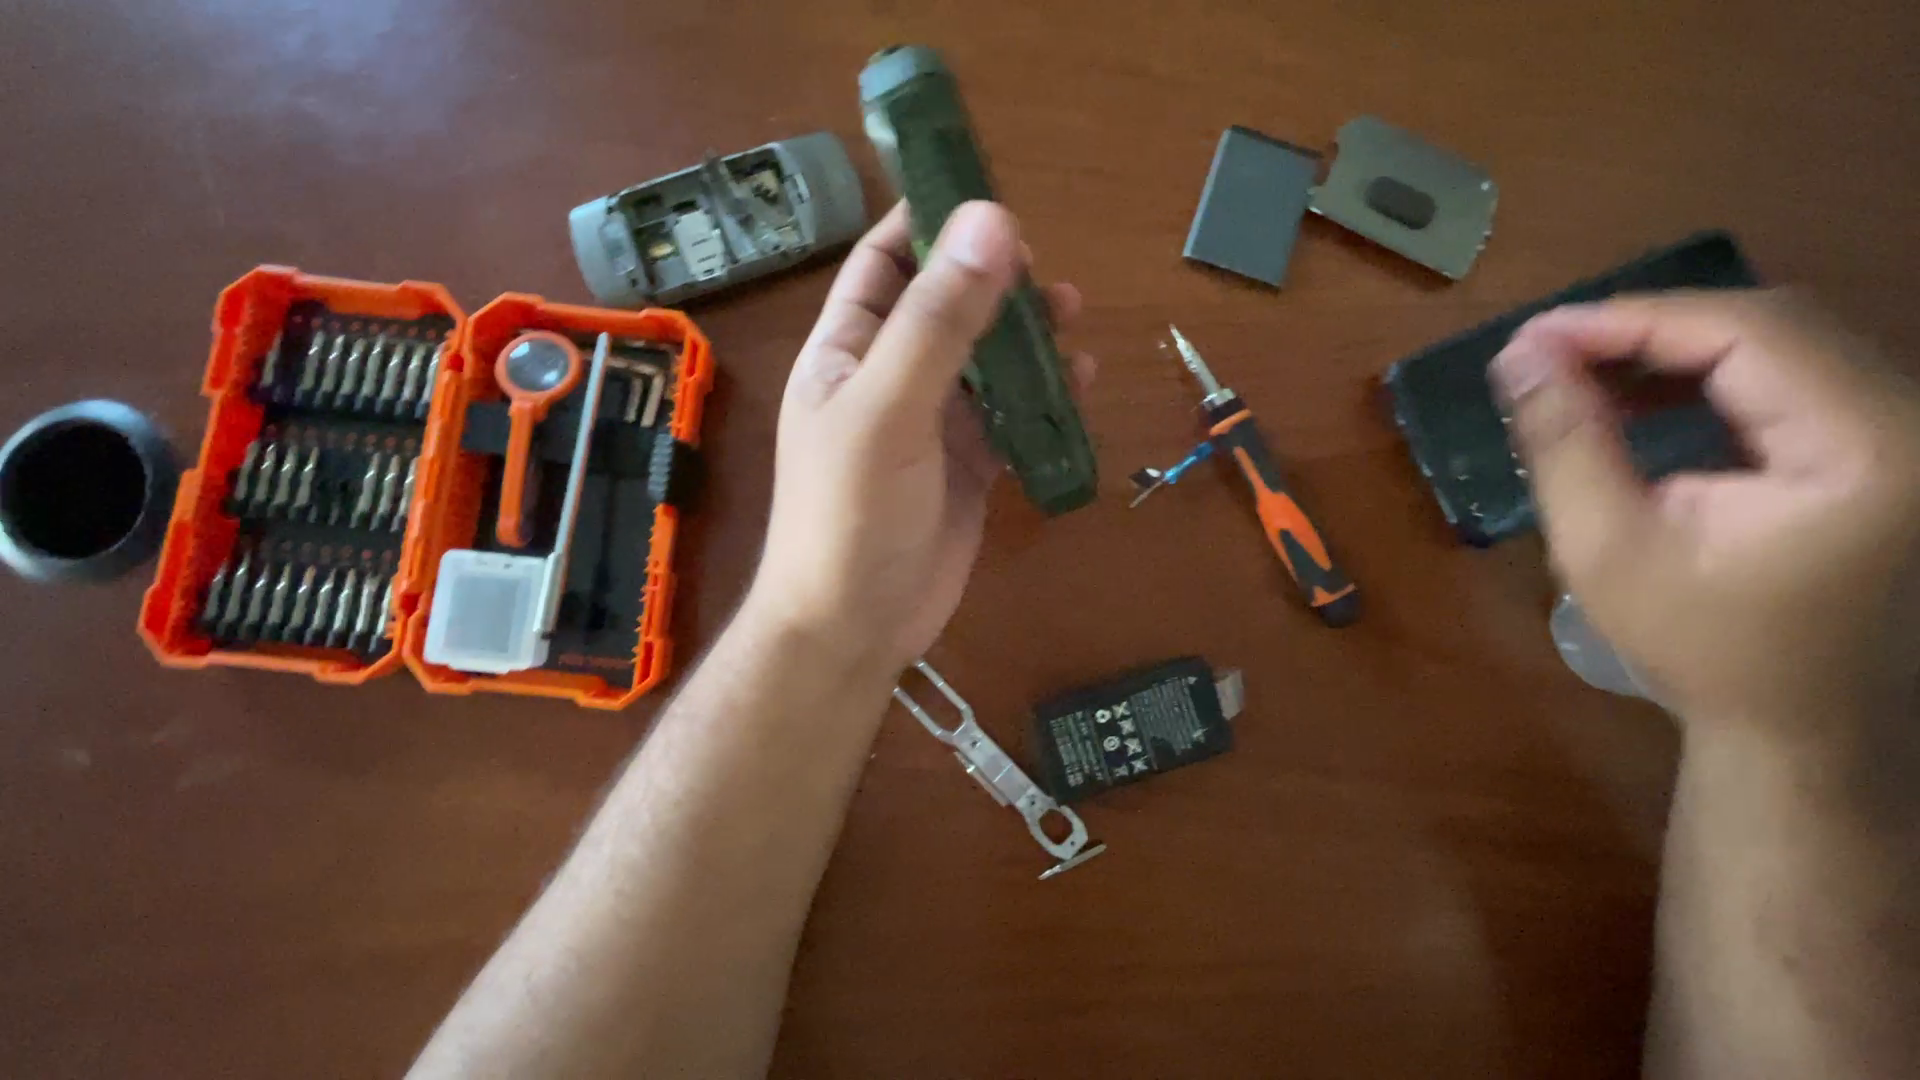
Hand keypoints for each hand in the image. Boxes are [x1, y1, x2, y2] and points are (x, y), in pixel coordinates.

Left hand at [741, 201, 1091, 675]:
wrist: (856, 626)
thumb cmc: (851, 513)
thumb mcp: (888, 407)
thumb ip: (939, 320)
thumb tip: (992, 220)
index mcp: (847, 349)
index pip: (885, 262)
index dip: (931, 223)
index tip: (992, 198)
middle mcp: (887, 376)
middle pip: (946, 306)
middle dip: (994, 281)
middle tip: (1046, 270)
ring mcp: (930, 423)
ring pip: (986, 360)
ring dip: (1027, 336)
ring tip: (1073, 316)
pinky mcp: (968, 465)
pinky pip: (1010, 415)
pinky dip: (1044, 396)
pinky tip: (1081, 381)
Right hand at [1490, 290, 1919, 724]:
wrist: (1803, 725)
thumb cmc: (1703, 648)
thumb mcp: (1606, 549)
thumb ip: (1564, 443)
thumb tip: (1521, 354)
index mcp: (1867, 448)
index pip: (1748, 332)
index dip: (1630, 320)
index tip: (1533, 336)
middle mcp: (1913, 421)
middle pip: (1774, 325)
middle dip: (1647, 328)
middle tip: (1548, 350)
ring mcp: (1909, 433)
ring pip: (1784, 345)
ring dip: (1672, 350)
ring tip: (1579, 373)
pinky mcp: (1888, 449)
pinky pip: (1793, 380)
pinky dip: (1707, 378)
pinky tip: (1640, 401)